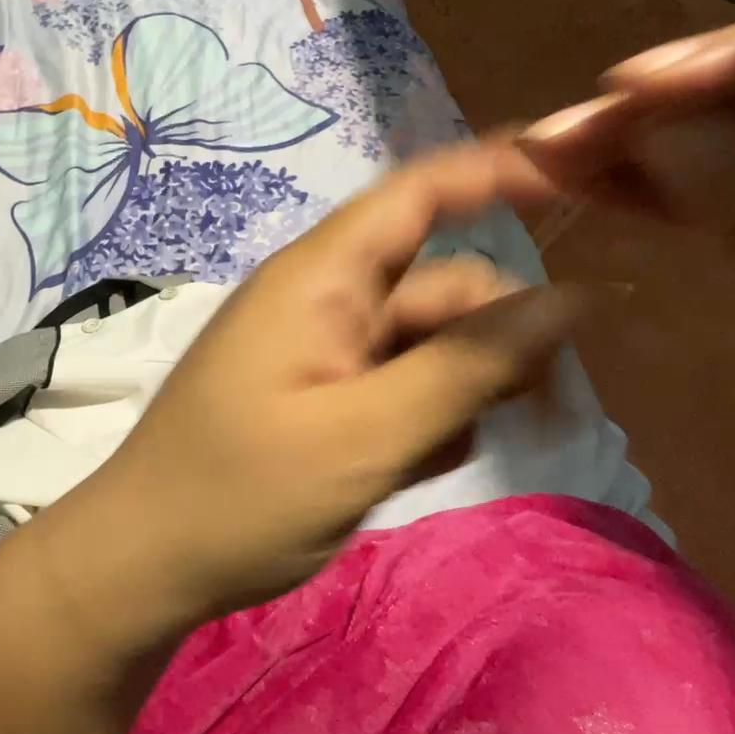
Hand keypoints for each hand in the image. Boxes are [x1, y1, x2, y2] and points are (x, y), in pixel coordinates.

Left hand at [64, 143, 582, 621]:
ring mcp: (322, 350)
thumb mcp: (364, 436)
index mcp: (319, 279)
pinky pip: (400, 387)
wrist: (150, 559)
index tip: (585, 179)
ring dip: (463, 391)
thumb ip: (468, 366)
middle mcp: (324, 300)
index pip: (415, 195)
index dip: (496, 173)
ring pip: (430, 344)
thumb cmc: (241, 494)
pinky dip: (423, 421)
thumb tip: (573, 298)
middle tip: (546, 413)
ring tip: (437, 456)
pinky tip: (406, 470)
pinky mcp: (323, 396)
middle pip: (441, 285)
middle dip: (500, 336)